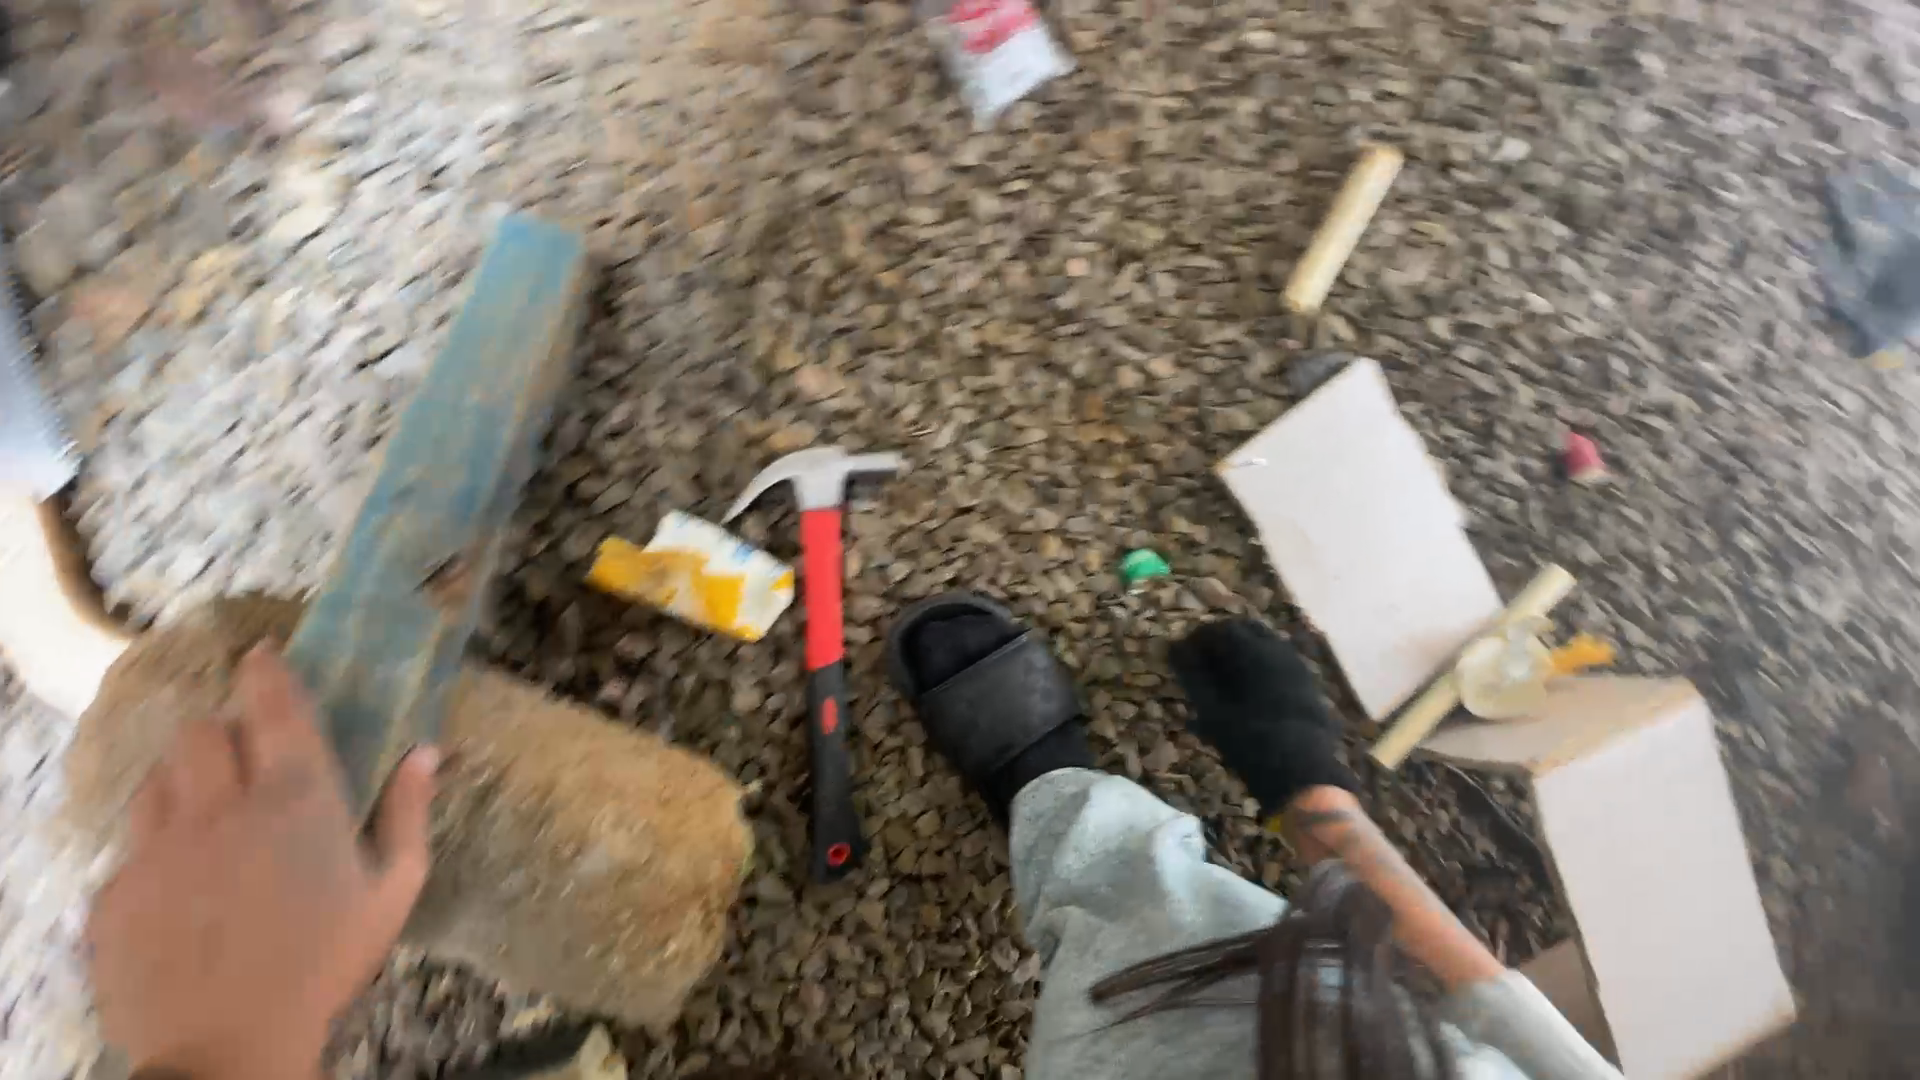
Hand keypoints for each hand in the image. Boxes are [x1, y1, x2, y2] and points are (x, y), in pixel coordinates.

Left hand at [86, 645, 437, 1079]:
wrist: (228, 1044)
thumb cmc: (331, 955)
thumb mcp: (396, 883)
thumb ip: (408, 810)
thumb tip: (425, 750)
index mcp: (298, 802)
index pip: (272, 713)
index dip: (265, 674)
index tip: (260, 653)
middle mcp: (221, 811)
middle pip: (198, 734)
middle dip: (221, 728)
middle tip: (246, 750)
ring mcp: (157, 851)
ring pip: (156, 779)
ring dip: (185, 775)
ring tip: (210, 802)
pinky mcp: (114, 894)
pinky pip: (131, 841)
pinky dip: (160, 837)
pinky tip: (187, 874)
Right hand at [1167, 618, 1356, 814]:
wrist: (1304, 773)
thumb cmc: (1250, 741)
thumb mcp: (1211, 710)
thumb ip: (1192, 674)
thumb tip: (1173, 648)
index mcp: (1253, 652)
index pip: (1220, 629)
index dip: (1198, 637)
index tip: (1183, 653)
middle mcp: (1278, 650)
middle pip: (1246, 629)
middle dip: (1222, 639)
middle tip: (1203, 661)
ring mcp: (1298, 666)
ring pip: (1266, 643)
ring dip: (1244, 651)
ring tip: (1226, 676)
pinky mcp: (1309, 684)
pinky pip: (1281, 659)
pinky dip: (1262, 664)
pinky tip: (1253, 689)